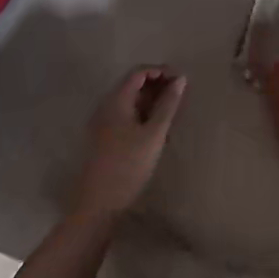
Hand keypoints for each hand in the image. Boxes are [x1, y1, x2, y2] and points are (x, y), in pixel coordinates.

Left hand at [70, 66, 185, 220]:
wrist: (96, 206)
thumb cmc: (128, 166)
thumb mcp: (154, 134)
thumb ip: (168, 104)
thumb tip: (181, 79)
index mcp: (116, 100)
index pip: (139, 72)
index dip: (161, 71)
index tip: (181, 81)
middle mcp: (106, 106)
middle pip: (134, 84)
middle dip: (158, 86)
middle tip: (180, 97)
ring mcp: (103, 123)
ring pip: (131, 102)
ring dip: (152, 102)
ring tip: (172, 115)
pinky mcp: (104, 138)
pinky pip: (126, 116)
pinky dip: (143, 116)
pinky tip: (157, 132)